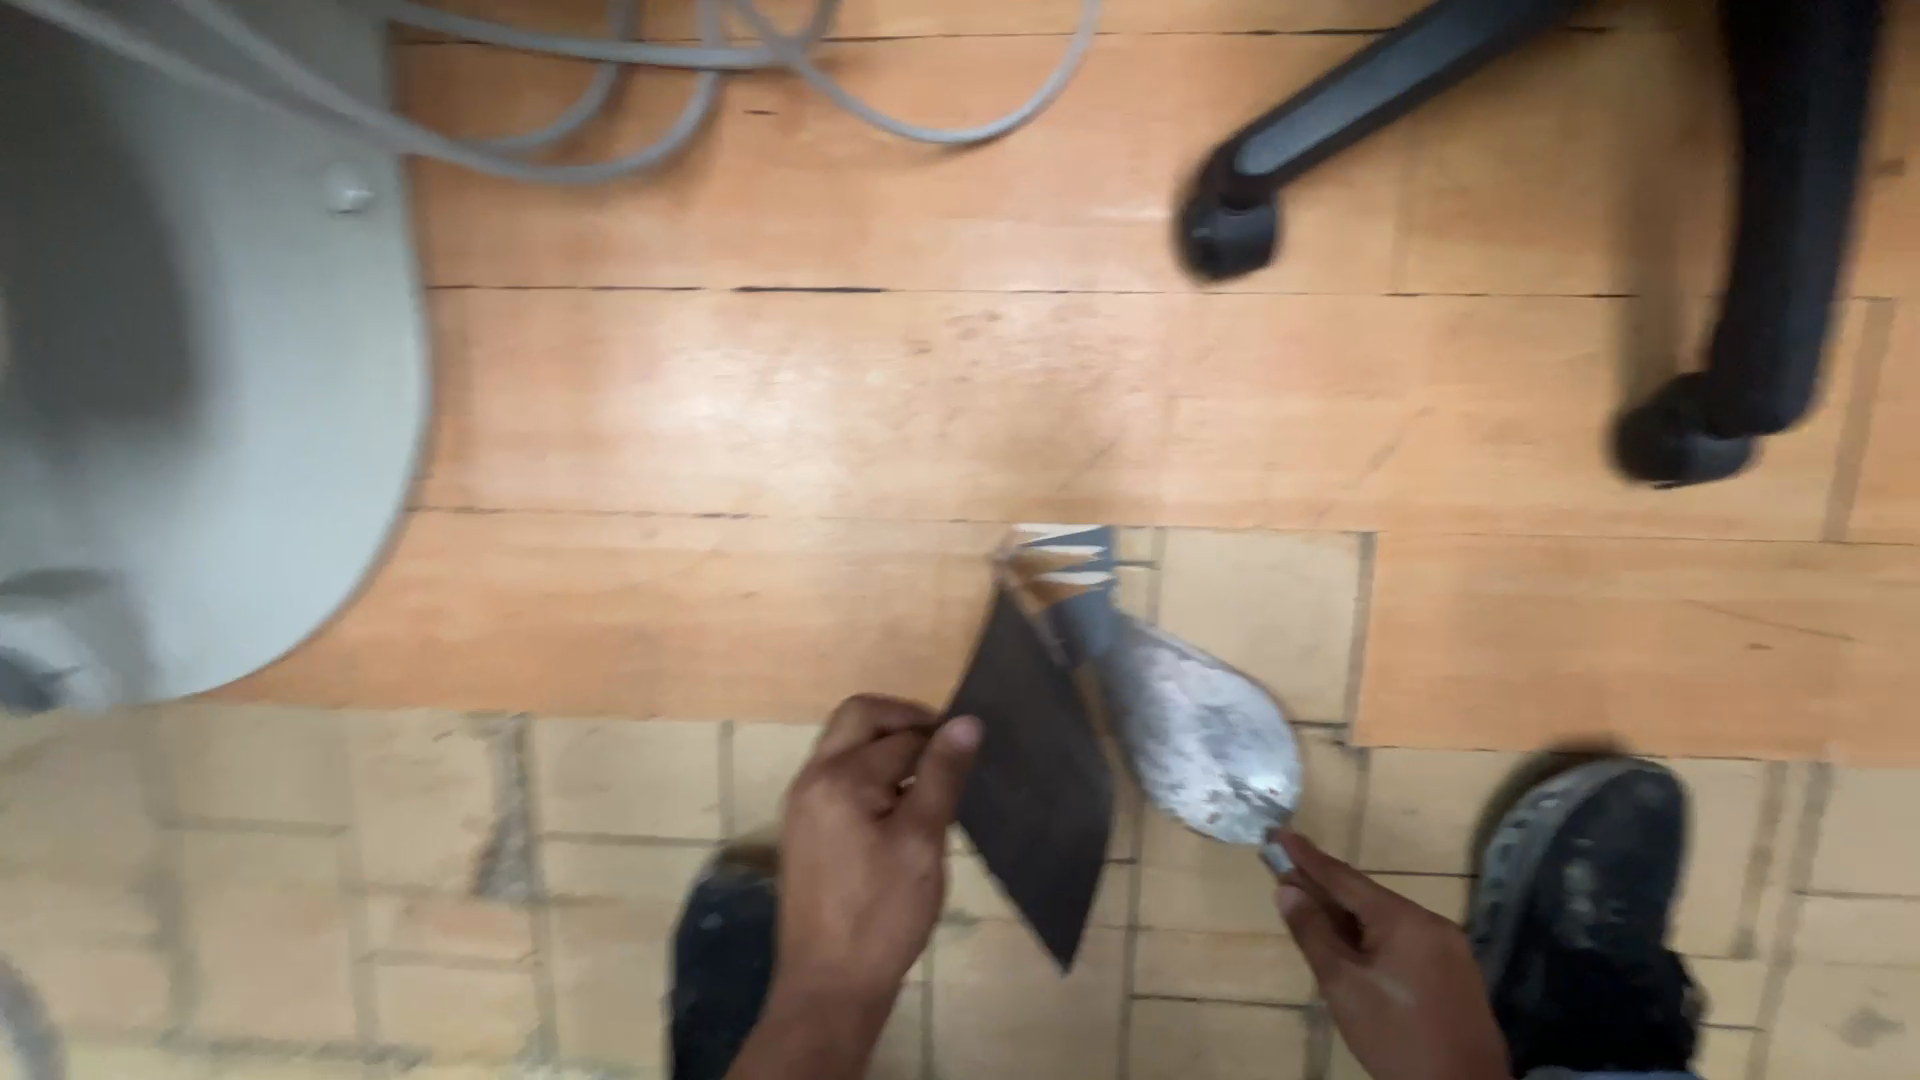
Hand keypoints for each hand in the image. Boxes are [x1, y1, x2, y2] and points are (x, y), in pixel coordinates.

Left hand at [773, 695, 982, 1022]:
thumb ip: (942, 775)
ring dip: (888, 747)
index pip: (900, 734)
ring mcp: (803, 802)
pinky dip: (871, 772)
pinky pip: (839, 774)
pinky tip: (900, 807)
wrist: (828, 988)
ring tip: (928, 782)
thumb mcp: (922, 842)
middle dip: (905, 722)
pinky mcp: (804, 826)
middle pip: (859, 717)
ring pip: (847, 744)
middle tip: (945, 750)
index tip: (970, 752)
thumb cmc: (882, 916)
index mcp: (839, 777)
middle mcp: (812, 777)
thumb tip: (967, 721)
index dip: (939, 736)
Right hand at [1270, 830, 1509, 1079]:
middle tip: (1286, 880)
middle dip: (1325, 890)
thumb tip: (1287, 889)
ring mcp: (1449, 949)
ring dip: (1346, 916)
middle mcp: (1432, 924)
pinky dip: (1371, 936)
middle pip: (1366, 897)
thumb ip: (1312, 932)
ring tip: (1311, 916)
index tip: (1281, 834)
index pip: (1345, 878)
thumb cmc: (1397, 1037)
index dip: (1308, 857)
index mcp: (1405, 920)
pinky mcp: (1455, 974)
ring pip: (1385, 920)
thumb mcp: (1343, 985)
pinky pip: (1403, 939)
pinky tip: (1351, 948)